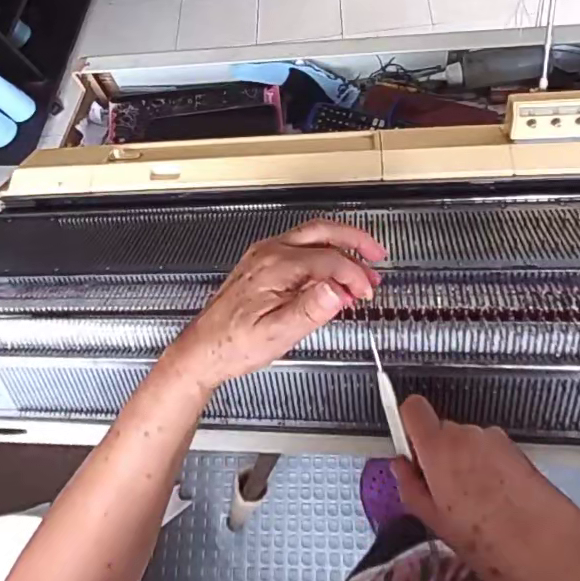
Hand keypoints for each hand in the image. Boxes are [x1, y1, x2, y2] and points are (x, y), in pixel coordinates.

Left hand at [160, 220, 387, 391]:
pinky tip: (333, 274)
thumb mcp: (277, 334)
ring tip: (363, 264)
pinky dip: (325, 254)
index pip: (329, 260)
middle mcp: (269, 253)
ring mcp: (264, 255)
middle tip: (377, 254)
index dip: (354, 274)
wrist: (203, 350)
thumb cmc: (233, 345)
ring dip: (342, 245)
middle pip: (322, 230)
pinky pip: (301, 247)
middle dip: (355, 239)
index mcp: (275, 266)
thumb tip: (338, 288)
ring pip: (313, 235)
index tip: (366, 291)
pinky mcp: (262, 263)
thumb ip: (310, 309)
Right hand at [391, 395, 579, 580]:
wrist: (552, 548)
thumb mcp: (437, 524)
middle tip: (443, 492)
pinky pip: (487, 449)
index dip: (407, 425)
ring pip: (465, 441)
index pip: (412, 407)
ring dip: (464, 462)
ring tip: (475, 503)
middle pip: (440, 429)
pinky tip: (495, 500)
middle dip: (437, 454)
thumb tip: (400, 468)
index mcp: (439, 448)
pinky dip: (486, 467)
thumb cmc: (492, 543)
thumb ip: (411, 488)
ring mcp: (492, 438)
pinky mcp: (514, 447)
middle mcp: (465, 434)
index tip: (409, 449)